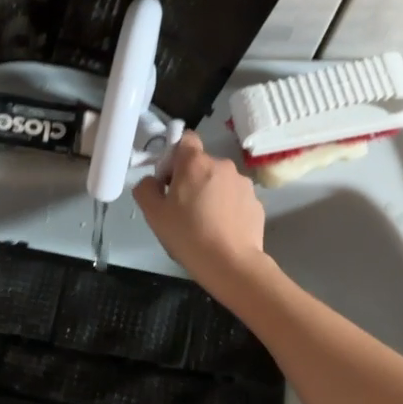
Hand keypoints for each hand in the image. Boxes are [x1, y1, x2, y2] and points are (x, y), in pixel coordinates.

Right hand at [133, 133, 267, 290]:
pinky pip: (235, 199)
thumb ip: (145, 189)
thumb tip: (152, 181)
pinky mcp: (256, 202)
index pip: (185, 139)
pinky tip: (221, 231)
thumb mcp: (153, 214)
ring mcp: (243, 184)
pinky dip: (227, 209)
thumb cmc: (187, 235)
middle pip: (201, 164)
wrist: (230, 263)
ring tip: (204, 224)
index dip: (174, 157)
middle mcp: (222, 165)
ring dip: (211, 194)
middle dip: (191, 180)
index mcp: (195, 162)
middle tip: (182, 209)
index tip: (169, 181)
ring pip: (220, 182)